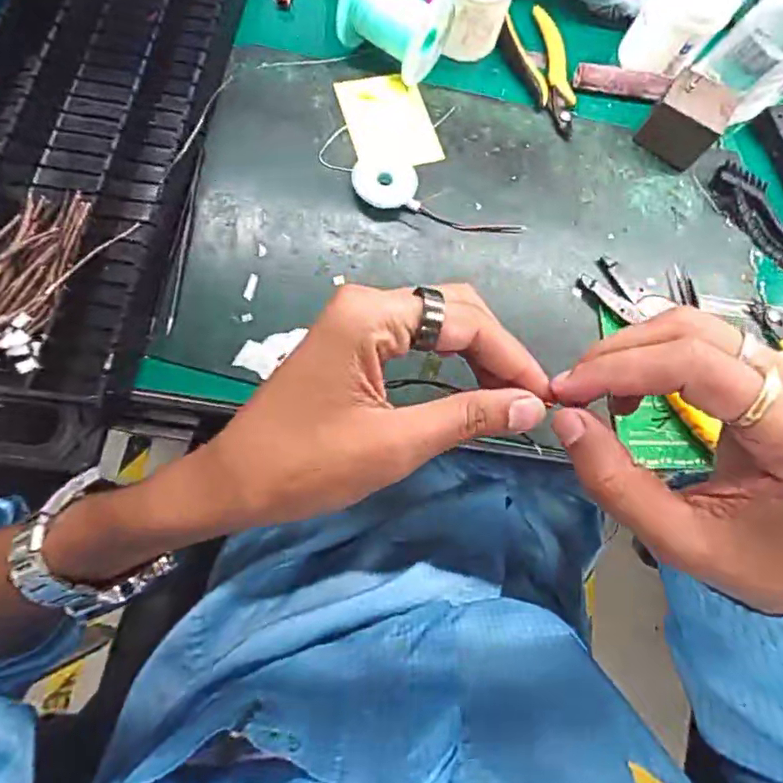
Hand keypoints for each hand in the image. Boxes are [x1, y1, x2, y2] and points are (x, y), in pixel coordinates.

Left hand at [194, 283, 549, 534]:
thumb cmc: (307, 464)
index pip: (464, 320)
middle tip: (527, 398)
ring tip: (506, 398)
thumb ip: (466, 416)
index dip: (511, 357)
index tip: (545, 396)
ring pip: (435, 321)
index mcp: (370, 314)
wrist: (237, 480)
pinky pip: (412, 337)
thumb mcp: (394, 444)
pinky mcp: (349, 340)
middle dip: (496, 350)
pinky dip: (446, 359)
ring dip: (475, 354)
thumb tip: (531, 404)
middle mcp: (363, 302)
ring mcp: (353, 319)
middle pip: (453, 309)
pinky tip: (468, 386)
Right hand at [549, 307, 782, 614]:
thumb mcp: (676, 539)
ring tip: (599, 389)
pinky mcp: (782, 375)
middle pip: (698, 334)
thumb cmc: (754, 565)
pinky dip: (654, 356)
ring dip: (634, 351)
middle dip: (620, 354)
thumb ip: (615, 480)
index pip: (701, 367)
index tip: (569, 389)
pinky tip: (633, 388)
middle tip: (574, 387)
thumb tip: (567, 418)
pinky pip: (707, 342)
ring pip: (698, 328)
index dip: (624, 368)